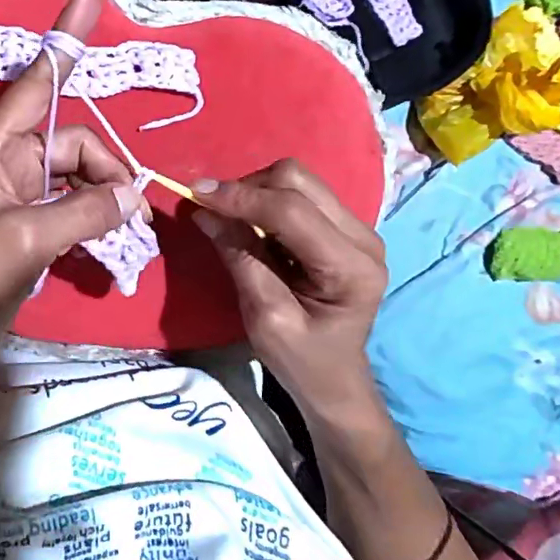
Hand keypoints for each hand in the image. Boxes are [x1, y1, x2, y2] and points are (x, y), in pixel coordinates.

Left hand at [0, 0, 146, 343]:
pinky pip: (73, 200)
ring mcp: (18, 188)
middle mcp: (5, 158)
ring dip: (104, 197)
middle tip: (129, 212)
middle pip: (72, 140)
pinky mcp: (29, 215)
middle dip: (106, 170)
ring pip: (78, 173)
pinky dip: (94, 215)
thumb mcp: (28, 239)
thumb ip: (85, 210)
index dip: (63, 41)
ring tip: (123, 232)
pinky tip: (109, 240)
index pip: (35, 84)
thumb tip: (133, 196)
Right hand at [190, 160, 387, 416]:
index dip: (241, 198)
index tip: (196, 194)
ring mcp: (357, 229)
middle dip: (249, 189)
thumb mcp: (264, 317)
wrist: (334, 379)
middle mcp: (363, 237)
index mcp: (351, 267)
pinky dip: (267, 201)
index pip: (292, 211)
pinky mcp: (344, 227)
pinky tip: (254, 227)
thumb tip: (205, 211)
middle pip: (299, 181)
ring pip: (299, 181)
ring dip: (257, 192)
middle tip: (215, 211)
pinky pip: (301, 194)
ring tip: (232, 221)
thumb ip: (240, 259)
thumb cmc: (300, 360)